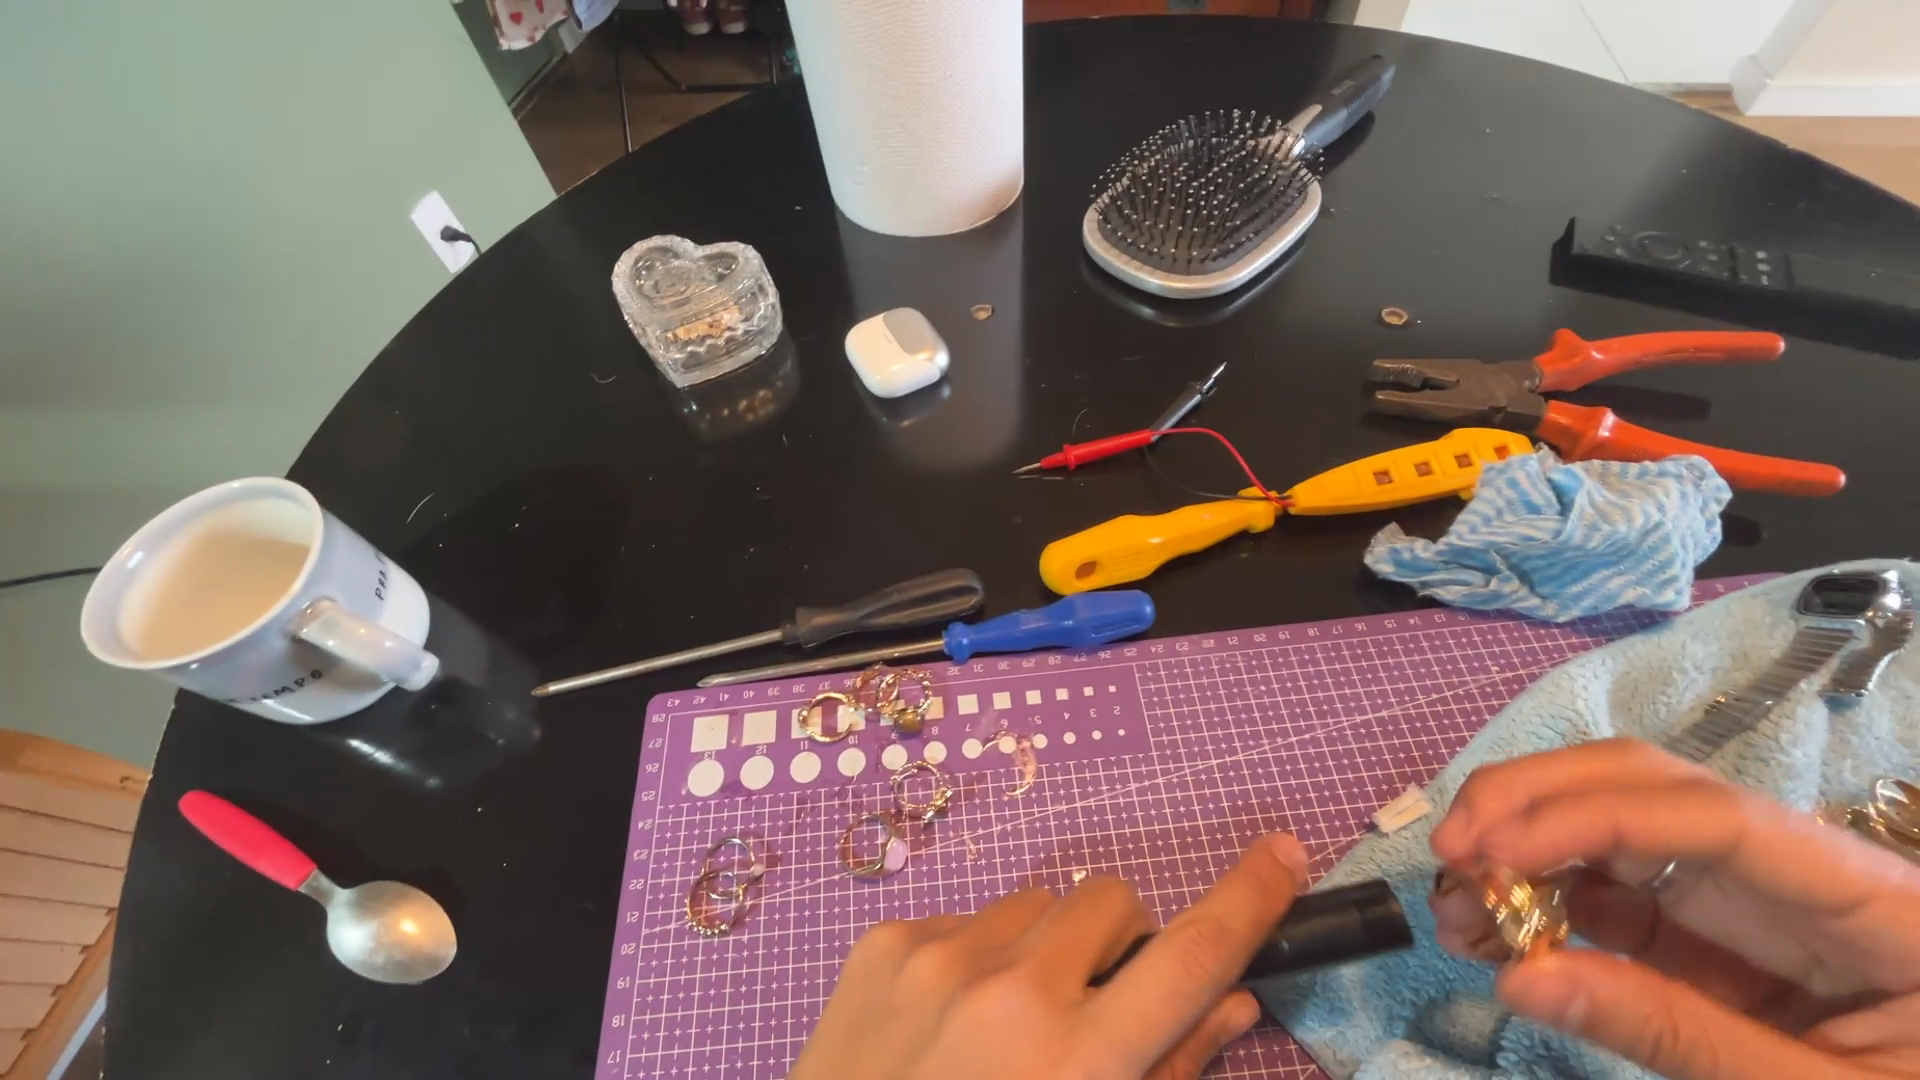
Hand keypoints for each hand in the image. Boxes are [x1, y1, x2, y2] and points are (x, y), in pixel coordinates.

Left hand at [789, 833, 1307, 1079]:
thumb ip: (1167, 1070)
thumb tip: (1231, 995)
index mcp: (1077, 1062)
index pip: (1190, 957)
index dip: (1247, 899)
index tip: (1284, 851)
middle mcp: (1010, 988)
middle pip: (1109, 896)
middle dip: (1118, 939)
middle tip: (1092, 1001)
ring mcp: (939, 954)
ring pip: (1036, 903)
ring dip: (1044, 946)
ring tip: (1007, 1019)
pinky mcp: (887, 941)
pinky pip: (966, 917)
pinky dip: (978, 955)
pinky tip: (946, 1019)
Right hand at [1430, 738, 1919, 1079]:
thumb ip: (1680, 1037)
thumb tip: (1517, 979)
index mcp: (1865, 896)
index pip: (1708, 815)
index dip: (1586, 818)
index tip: (1492, 855)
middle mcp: (1782, 865)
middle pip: (1634, 782)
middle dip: (1525, 802)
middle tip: (1449, 850)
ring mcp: (1731, 890)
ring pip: (1596, 820)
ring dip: (1510, 848)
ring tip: (1451, 903)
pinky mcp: (1691, 924)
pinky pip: (1593, 887)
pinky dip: (1528, 897)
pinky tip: (1484, 926)